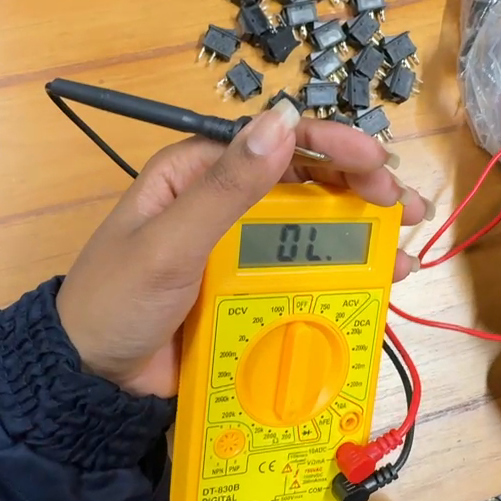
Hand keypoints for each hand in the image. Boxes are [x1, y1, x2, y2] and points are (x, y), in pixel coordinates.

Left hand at [58, 100, 430, 396]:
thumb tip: (282, 118)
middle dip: (358, 184)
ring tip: (406, 239)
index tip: (376, 161)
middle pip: (303, 180)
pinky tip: (381, 276)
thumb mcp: (170, 241)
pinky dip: (343, 270)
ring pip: (311, 225)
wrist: (94, 381)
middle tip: (403, 204)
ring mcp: (239, 247)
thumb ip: (227, 186)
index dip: (329, 144)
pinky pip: (303, 270)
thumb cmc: (117, 301)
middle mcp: (223, 201)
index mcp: (196, 172)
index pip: (272, 140)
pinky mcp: (249, 287)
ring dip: (361, 226)